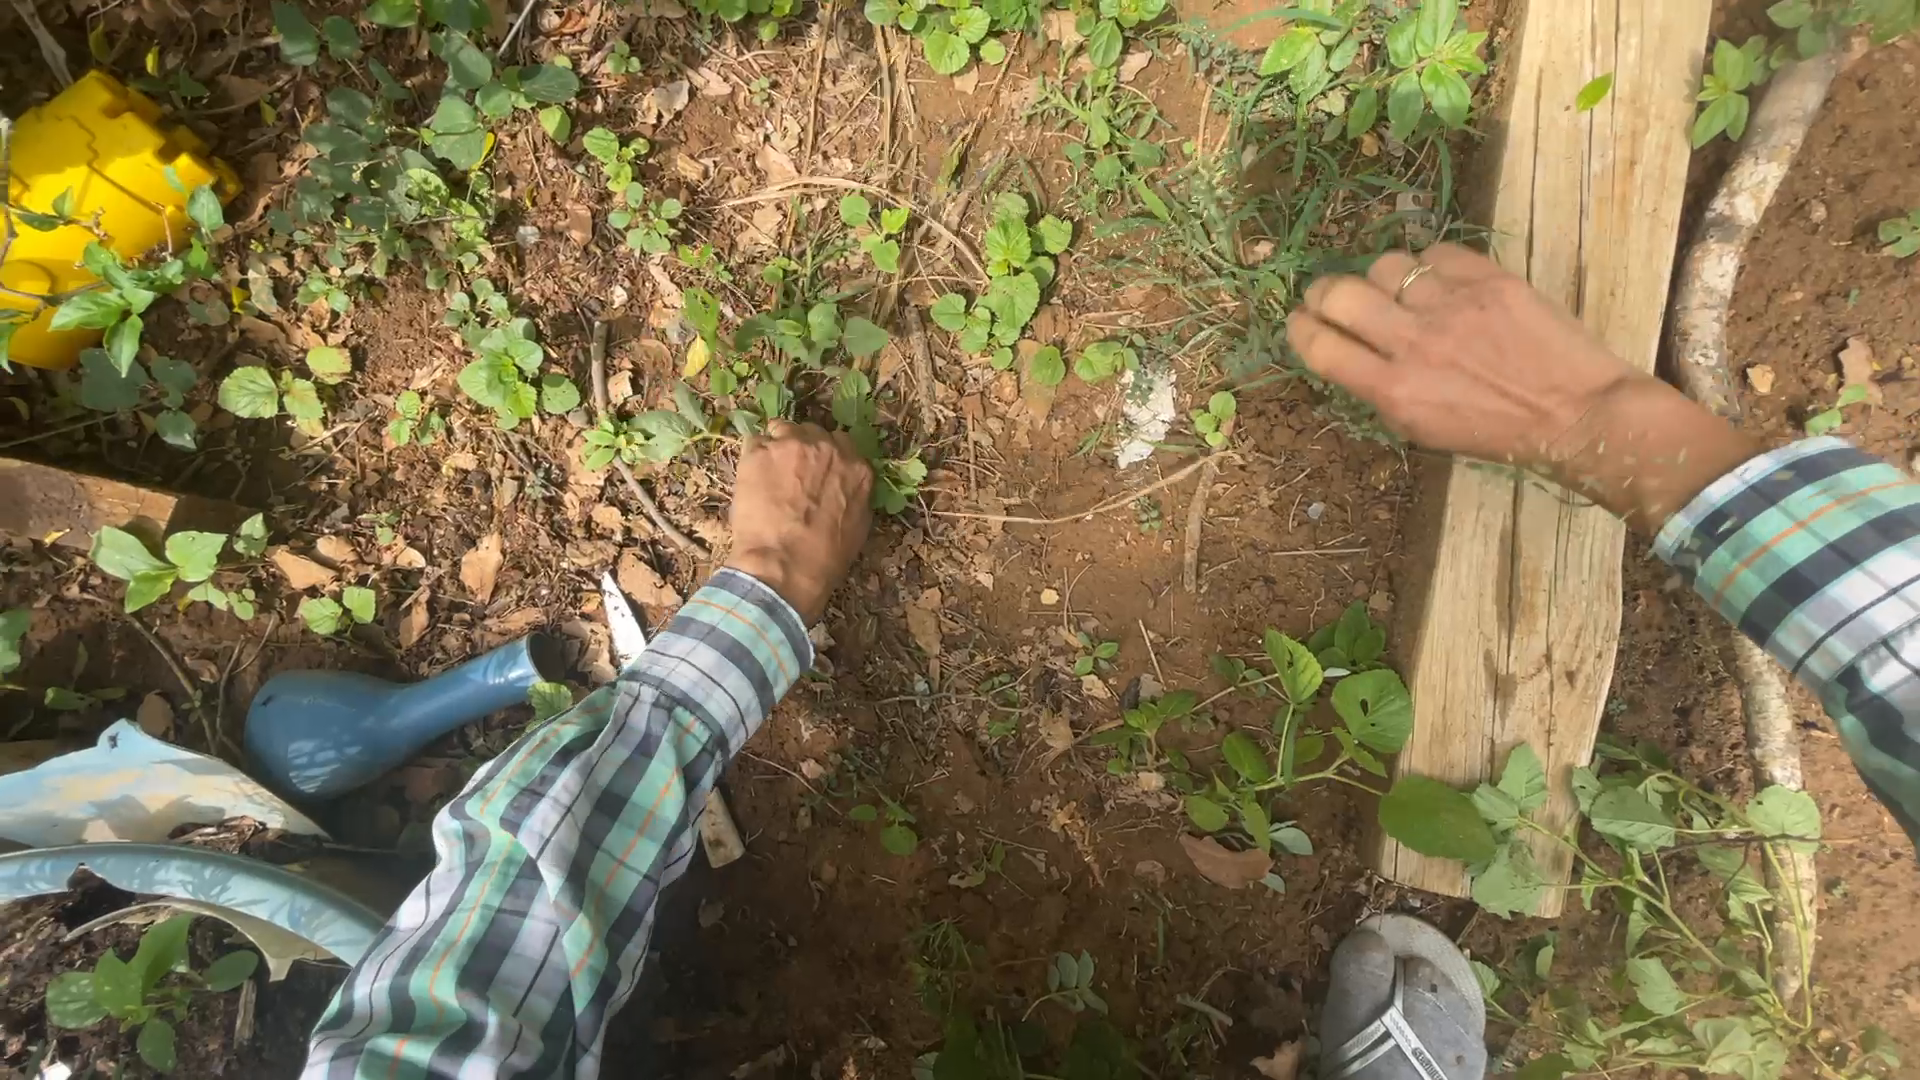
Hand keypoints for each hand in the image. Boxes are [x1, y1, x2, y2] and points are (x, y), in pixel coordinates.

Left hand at [725, 420, 872, 621]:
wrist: (785, 565)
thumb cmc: (826, 557)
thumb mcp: (858, 527)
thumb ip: (854, 495)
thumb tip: (844, 487)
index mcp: (857, 468)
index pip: (842, 444)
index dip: (826, 457)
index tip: (816, 470)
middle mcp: (828, 448)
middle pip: (812, 432)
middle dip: (803, 448)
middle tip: (791, 472)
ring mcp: (792, 445)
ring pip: (782, 430)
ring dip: (777, 446)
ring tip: (768, 472)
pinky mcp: (759, 451)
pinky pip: (754, 443)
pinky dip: (753, 458)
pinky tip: (751, 480)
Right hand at [1287, 244, 1761, 530]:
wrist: (1572, 412)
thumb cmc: (1485, 429)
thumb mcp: (1412, 425)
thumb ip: (1373, 386)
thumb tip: (1342, 349)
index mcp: (1390, 389)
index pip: (1319, 345)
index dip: (1298, 328)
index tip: (1298, 322)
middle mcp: (1413, 344)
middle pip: (1341, 295)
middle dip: (1321, 292)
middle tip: (1325, 296)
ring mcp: (1452, 307)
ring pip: (1385, 266)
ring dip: (1375, 276)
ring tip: (1388, 287)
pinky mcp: (1490, 281)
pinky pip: (1437, 254)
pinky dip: (1426, 264)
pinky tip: (1434, 280)